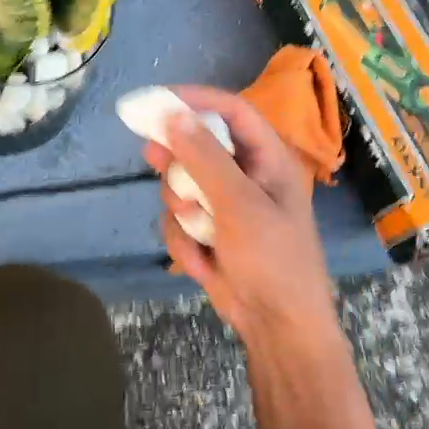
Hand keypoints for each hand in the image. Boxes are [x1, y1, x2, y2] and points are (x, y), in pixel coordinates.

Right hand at [143, 87, 331, 341]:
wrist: (276, 327)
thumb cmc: (271, 259)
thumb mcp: (238, 203)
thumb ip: (203, 157)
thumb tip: (171, 114)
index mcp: (268, 159)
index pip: (230, 110)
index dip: (195, 100)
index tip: (156, 101)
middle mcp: (246, 174)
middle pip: (198, 145)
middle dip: (178, 162)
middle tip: (151, 157)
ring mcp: (225, 204)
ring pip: (181, 184)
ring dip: (182, 210)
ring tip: (199, 232)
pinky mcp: (208, 230)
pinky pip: (177, 218)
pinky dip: (184, 240)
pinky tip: (202, 262)